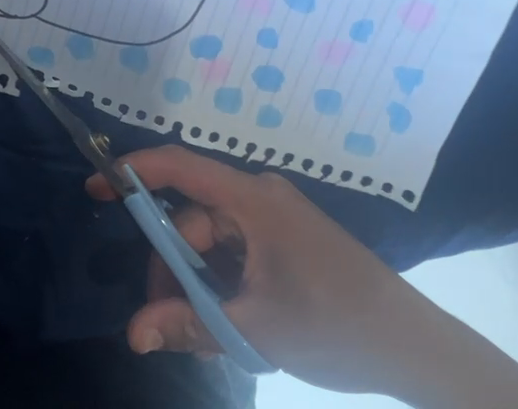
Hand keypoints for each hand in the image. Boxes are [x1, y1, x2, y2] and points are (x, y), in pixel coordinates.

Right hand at [86, 146, 438, 394]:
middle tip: (164, 316)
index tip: (96, 190)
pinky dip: (220, 280)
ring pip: (210, 238)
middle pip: (190, 216)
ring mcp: (276, 218)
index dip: (131, 172)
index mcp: (253, 201)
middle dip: (170, 264)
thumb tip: (133, 334)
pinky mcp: (287, 241)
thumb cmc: (338, 327)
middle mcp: (260, 198)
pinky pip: (234, 249)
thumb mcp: (256, 329)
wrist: (421, 351)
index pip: (178, 167)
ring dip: (196, 279)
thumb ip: (188, 324)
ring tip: (202, 329)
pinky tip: (226, 319)